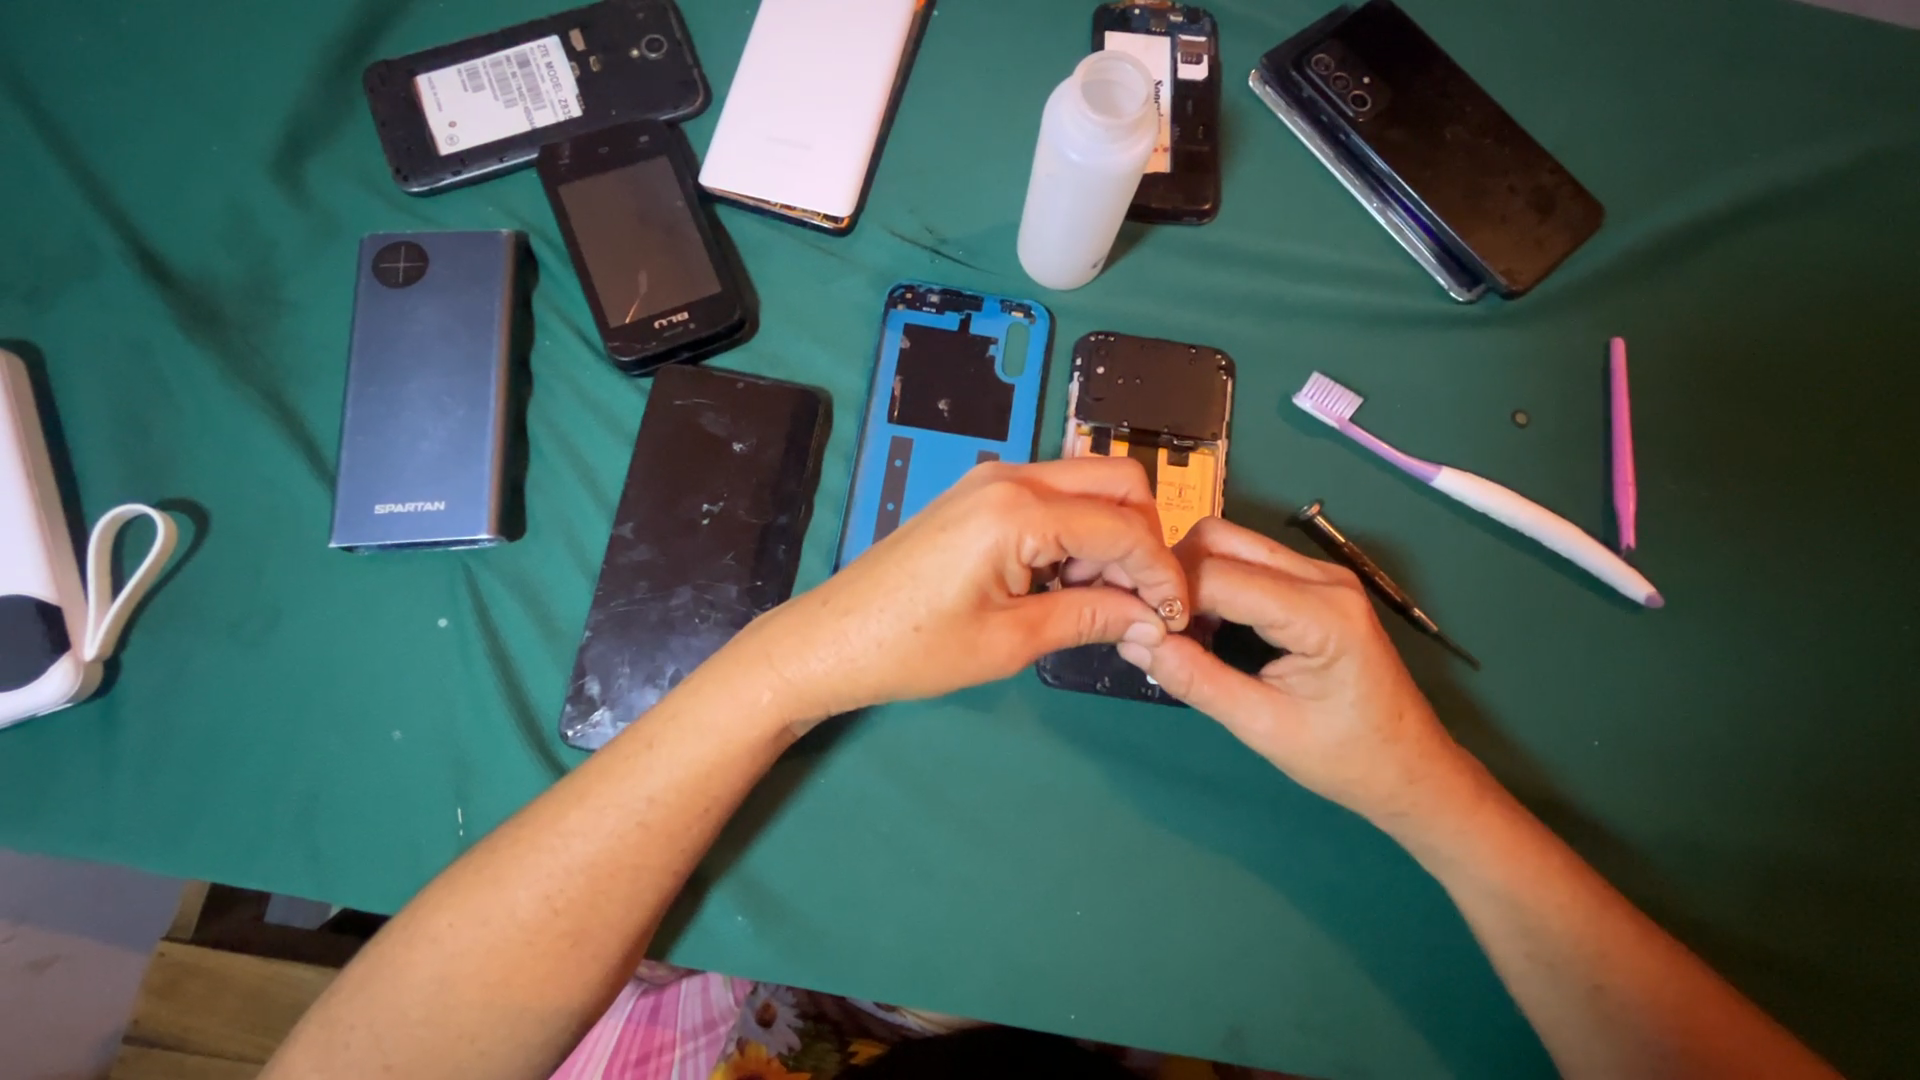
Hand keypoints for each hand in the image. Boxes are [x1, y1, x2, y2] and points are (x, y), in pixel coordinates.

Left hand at [736, 459, 1189, 729]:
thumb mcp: (1012, 643)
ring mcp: (991, 480)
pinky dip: (1075, 531)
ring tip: (1093, 601)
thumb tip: (1152, 620)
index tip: (1175, 617)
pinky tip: (1060, 582)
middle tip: (1137, 602)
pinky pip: (1052, 496)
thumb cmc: (915, 648)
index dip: (1160, 574)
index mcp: (1019, 510)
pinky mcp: (977, 494)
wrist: (833, 639)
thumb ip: (1090, 619)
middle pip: (1116, 482)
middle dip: (1143, 539)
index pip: (1123, 528)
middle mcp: (1011, 477)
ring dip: (1109, 534)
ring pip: (1086, 485)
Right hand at [1116, 517, 1483, 827]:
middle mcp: (1321, 577)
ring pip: (1231, 544)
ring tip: (1175, 628)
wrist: (1412, 771)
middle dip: (1174, 574)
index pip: (1217, 576)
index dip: (1167, 598)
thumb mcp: (1261, 726)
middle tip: (1153, 624)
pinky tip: (1204, 625)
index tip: (1138, 631)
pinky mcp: (1314, 585)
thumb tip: (1133, 640)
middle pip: (1221, 539)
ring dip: (1191, 576)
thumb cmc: (1344, 758)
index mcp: (1320, 612)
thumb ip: (1195, 679)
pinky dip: (1213, 582)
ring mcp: (1320, 575)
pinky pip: (1247, 561)